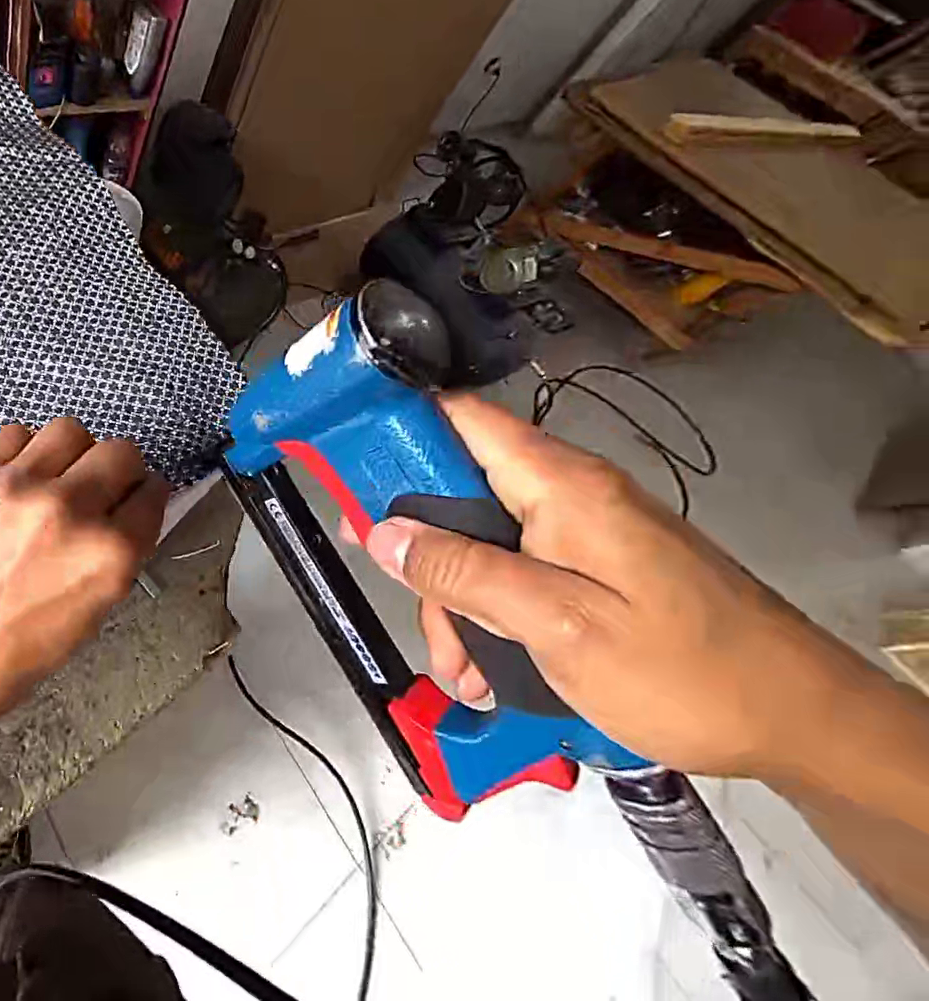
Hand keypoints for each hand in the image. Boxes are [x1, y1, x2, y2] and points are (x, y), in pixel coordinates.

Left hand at [0, 418, 168, 751]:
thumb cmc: (18, 653)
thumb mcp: (92, 612)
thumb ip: (116, 554)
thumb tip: (126, 509)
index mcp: (109, 554)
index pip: (152, 495)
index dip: (146, 496)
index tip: (134, 499)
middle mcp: (70, 509)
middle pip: (120, 451)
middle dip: (119, 469)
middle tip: (99, 488)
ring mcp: (19, 486)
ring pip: (69, 430)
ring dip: (73, 452)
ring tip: (55, 478)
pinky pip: (16, 434)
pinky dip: (24, 450)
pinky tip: (16, 478)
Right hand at [362, 394, 878, 780]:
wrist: (806, 731)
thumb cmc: (686, 671)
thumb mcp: (556, 624)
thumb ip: (462, 572)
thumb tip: (380, 535)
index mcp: (558, 487)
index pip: (460, 419)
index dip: (397, 425)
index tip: (344, 458)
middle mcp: (560, 496)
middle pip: (451, 490)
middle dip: (415, 546)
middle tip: (398, 590)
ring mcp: (569, 534)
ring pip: (470, 543)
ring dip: (449, 600)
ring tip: (460, 665)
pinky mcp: (578, 569)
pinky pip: (502, 574)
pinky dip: (481, 616)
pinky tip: (484, 668)